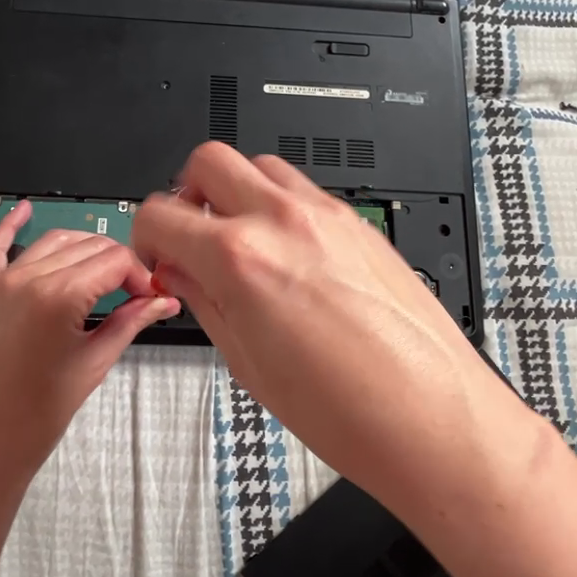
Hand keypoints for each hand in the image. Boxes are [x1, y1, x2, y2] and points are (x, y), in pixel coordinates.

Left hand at [0, 200, 180, 499]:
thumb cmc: (36, 417)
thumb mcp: (93, 365)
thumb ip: (129, 323)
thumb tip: (163, 302)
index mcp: (59, 297)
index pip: (115, 259)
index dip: (140, 275)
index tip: (150, 297)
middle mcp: (28, 279)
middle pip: (88, 245)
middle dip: (117, 263)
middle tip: (134, 293)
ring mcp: (1, 283)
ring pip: (53, 241)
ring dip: (83, 248)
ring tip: (103, 273)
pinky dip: (9, 226)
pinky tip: (23, 209)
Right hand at [132, 142, 517, 509]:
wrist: (431, 416)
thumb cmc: (351, 411)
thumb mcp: (247, 363)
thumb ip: (203, 300)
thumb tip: (179, 271)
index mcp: (243, 259)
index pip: (161, 213)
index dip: (146, 236)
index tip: (157, 254)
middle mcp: (283, 221)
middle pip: (207, 160)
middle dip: (185, 193)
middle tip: (190, 234)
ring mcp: (324, 215)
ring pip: (257, 163)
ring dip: (235, 191)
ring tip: (237, 239)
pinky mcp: (356, 222)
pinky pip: (301, 187)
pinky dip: (278, 204)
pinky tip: (284, 252)